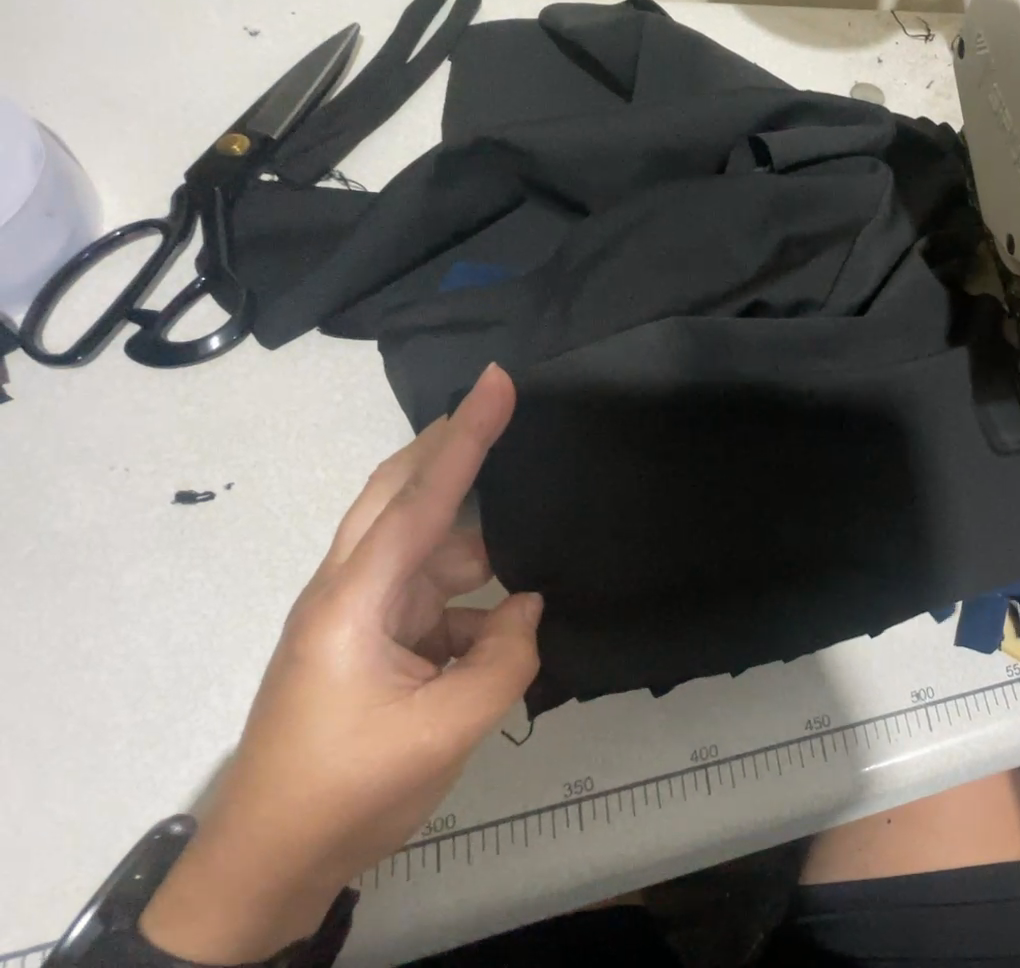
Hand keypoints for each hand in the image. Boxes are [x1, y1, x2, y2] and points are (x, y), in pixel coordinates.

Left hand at [141, 365, 541, 963]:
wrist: (274, 859)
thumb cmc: (351, 788)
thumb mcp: (450, 726)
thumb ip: (508, 655)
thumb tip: (524, 606)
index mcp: (357, 601)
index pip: (423, 499)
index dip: (466, 437)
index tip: (498, 382)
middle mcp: (354, 592)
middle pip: (401, 494)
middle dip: (450, 448)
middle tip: (501, 403)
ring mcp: (363, 617)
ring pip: (433, 553)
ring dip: (480, 557)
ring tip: (518, 589)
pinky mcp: (375, 643)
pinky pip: (442, 600)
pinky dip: (479, 609)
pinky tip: (503, 643)